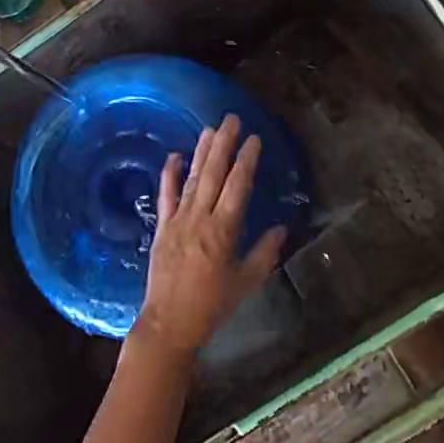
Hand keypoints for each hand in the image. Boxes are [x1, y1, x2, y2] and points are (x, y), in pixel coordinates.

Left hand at [132, 114, 287, 355]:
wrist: (169, 323)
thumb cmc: (212, 305)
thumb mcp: (246, 282)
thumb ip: (264, 253)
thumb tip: (281, 228)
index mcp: (223, 231)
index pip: (238, 187)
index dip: (246, 161)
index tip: (254, 139)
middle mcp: (200, 219)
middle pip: (213, 174)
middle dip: (224, 145)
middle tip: (231, 119)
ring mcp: (177, 221)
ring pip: (192, 180)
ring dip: (201, 153)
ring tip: (209, 129)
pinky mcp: (161, 228)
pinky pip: (165, 196)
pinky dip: (169, 175)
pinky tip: (174, 156)